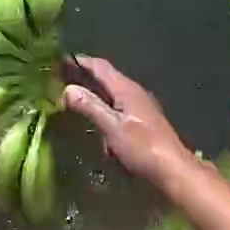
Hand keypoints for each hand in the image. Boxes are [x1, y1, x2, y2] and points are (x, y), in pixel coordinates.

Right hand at [62, 56, 194, 185]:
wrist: (172, 169)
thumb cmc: (142, 147)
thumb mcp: (113, 127)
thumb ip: (90, 106)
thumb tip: (67, 89)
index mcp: (127, 89)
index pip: (101, 67)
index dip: (80, 62)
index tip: (59, 60)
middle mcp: (133, 92)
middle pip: (105, 77)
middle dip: (83, 75)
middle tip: (58, 77)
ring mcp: (138, 106)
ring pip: (110, 91)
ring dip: (91, 89)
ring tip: (69, 93)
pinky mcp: (139, 120)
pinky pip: (114, 104)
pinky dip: (99, 103)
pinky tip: (90, 113)